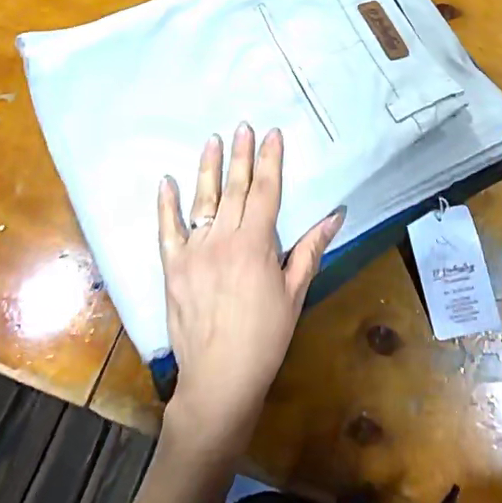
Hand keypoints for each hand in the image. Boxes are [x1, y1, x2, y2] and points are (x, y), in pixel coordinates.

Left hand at [157, 123, 343, 439]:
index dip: (271, 160)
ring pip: (202, 200)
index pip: (265, 191)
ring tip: (213, 140)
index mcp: (256, 244)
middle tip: (244, 126)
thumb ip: (310, 249)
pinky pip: (167, 228)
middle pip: (234, 188)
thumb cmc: (266, 336)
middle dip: (241, 155)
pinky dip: (166, 203)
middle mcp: (222, 239)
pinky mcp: (172, 266)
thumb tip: (335, 215)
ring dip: (209, 168)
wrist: (220, 376)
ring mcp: (193, 250)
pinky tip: (166, 180)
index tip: (273, 134)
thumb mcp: (295, 292)